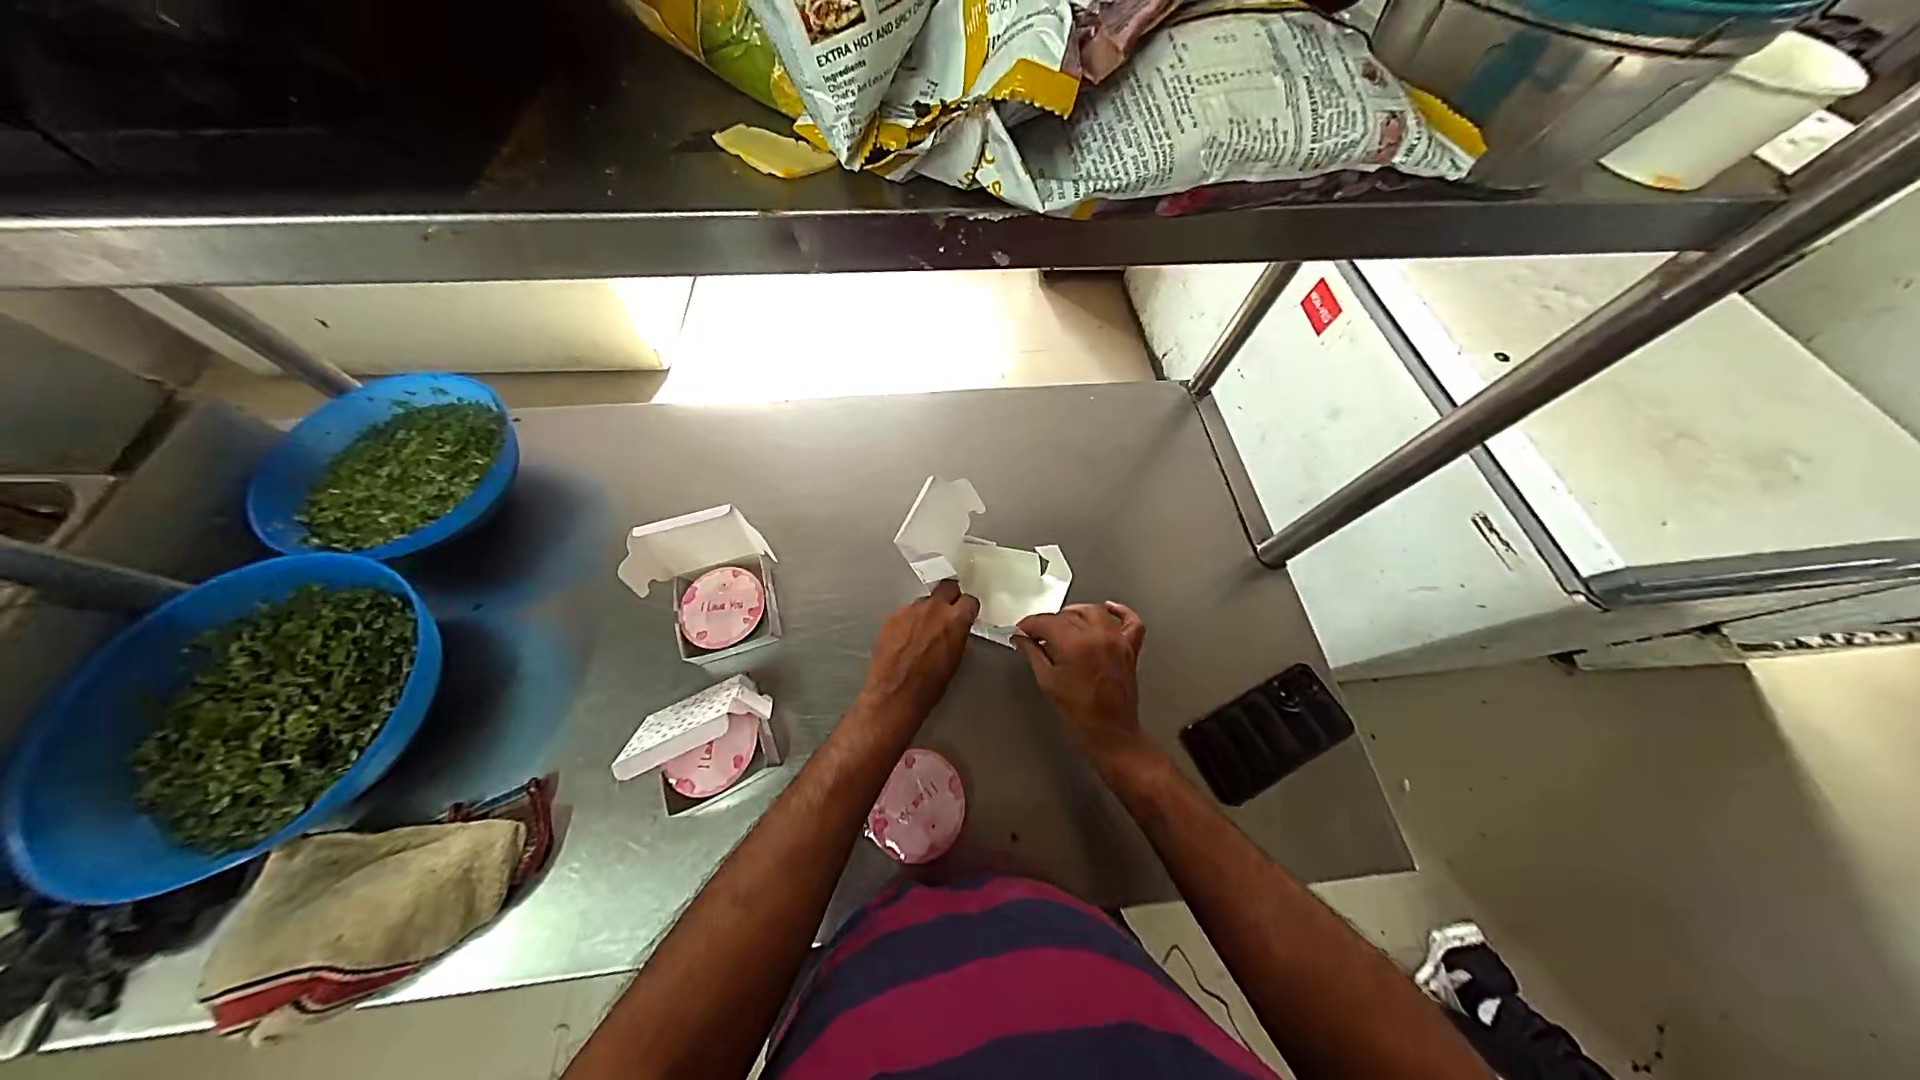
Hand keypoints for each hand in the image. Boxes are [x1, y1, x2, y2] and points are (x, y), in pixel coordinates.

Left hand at [861, 579, 979, 722]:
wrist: (896, 693)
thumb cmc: (929, 684)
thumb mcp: (956, 658)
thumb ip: (958, 633)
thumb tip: (957, 629)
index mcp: (956, 619)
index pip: (969, 600)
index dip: (967, 608)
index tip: (966, 613)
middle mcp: (934, 608)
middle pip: (947, 587)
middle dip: (949, 597)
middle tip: (948, 611)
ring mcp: (910, 610)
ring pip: (924, 601)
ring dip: (926, 611)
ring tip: (922, 632)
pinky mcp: (892, 616)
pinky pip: (905, 612)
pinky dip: (908, 621)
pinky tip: (905, 639)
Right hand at [1014, 601, 1147, 759]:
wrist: (1110, 734)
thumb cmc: (1080, 714)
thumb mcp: (1047, 681)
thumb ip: (1033, 654)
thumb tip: (1021, 640)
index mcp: (1075, 644)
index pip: (1046, 621)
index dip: (1030, 624)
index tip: (1021, 630)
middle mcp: (1098, 636)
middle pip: (1068, 615)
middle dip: (1048, 622)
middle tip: (1036, 634)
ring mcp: (1117, 641)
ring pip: (1093, 612)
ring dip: (1075, 614)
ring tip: (1061, 624)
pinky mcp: (1130, 648)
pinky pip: (1130, 622)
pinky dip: (1119, 612)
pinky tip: (1108, 608)